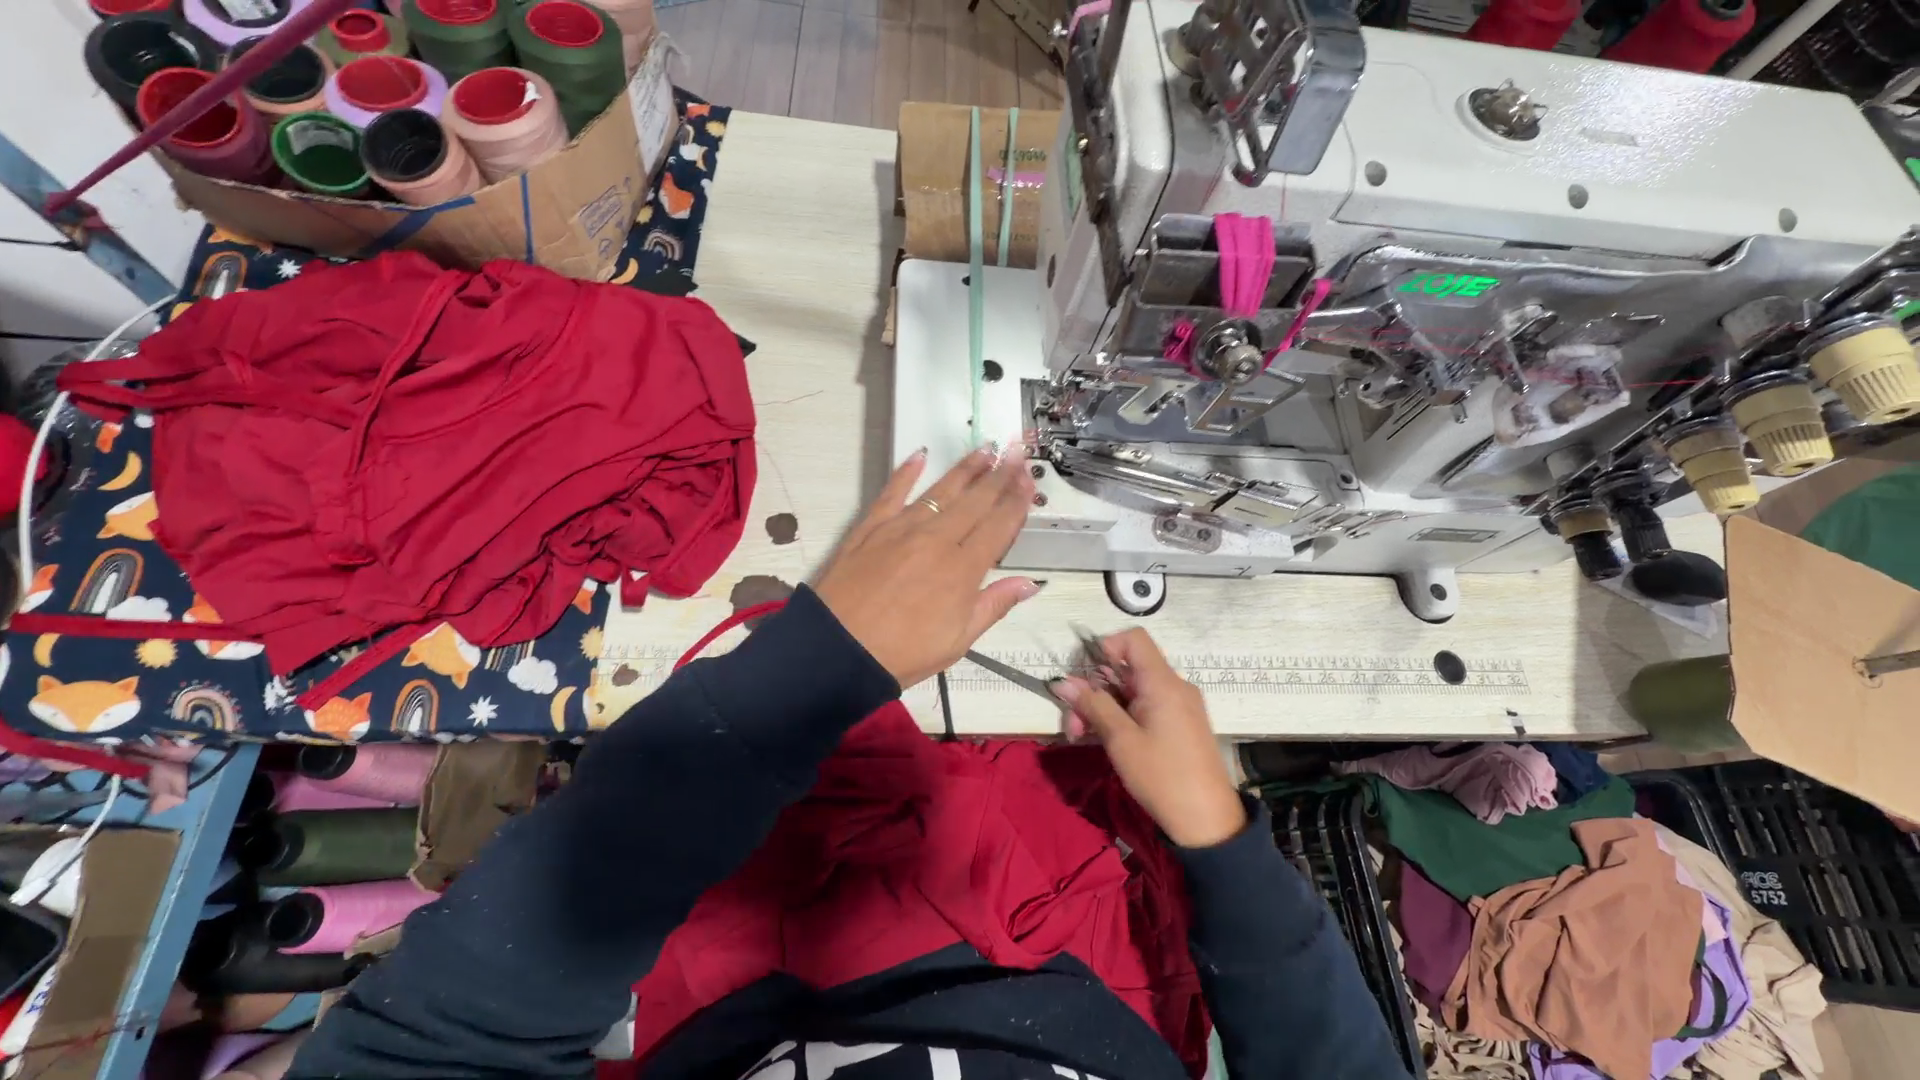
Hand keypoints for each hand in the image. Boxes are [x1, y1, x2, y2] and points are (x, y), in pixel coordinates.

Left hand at [813, 443, 1039, 687]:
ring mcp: (901, 528)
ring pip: (941, 490)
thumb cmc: (902, 653)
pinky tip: (919, 455)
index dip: (1017, 501)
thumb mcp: (957, 641)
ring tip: (985, 448)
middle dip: (1000, 474)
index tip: (1030, 478)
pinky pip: (892, 492)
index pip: (999, 526)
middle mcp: (937, 539)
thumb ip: (993, 606)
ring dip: (965, 468)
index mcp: (963, 569)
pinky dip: (906, 472)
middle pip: (975, 500)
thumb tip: (1029, 584)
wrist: (837, 649)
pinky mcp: (871, 527)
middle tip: (1016, 449)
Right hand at [1053, 629, 1247, 847]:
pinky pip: (1144, 706)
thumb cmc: (1162, 776)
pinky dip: (1122, 717)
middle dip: (1094, 689)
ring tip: (1083, 737)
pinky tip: (1106, 741)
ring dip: (1103, 707)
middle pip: (1126, 668)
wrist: (1206, 820)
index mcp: (1163, 683)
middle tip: (1074, 723)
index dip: (1104, 647)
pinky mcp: (1179, 724)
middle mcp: (1174, 686)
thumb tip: (1062, 681)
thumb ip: (1093, 705)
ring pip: (1131, 690)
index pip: (1133, 639)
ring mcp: (1178, 705)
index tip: (1083, 676)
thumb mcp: (1120, 740)